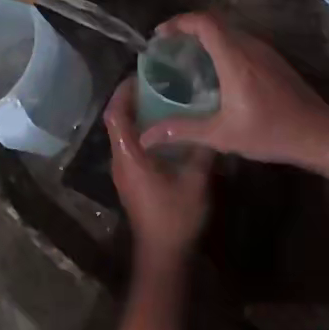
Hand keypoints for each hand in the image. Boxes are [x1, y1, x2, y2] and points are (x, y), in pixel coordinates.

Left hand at [105, 82, 210, 270]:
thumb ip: (202, 149)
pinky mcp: (131, 180)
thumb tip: (214, 122)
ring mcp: (124, 172)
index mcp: (129, 156)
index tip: (140, 73)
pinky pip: (131, 145)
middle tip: (158, 80)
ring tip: (165, 97)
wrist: (163, 255)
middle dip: (132, 98)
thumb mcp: (195, 180)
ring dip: (138, 114)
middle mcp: (119, 160)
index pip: (114, 115)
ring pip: (123, 133)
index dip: (122, 92)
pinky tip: (168, 127)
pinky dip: (143, 130)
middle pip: (116, 121)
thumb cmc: (175, 217)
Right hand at [137, 12, 328, 165]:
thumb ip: (183, 131)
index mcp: (235, 58)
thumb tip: (147, 137)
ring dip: (206, 37)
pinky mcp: (274, 59)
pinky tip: (215, 71)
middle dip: (188, 28)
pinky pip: (241, 42)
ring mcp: (265, 51)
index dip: (179, 22)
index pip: (204, 22)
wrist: (317, 133)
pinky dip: (222, 46)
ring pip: (230, 31)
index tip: (160, 35)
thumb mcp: (221, 135)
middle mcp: (250, 46)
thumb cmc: (269, 133)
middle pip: (215, 22)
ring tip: (187, 58)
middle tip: (168, 47)